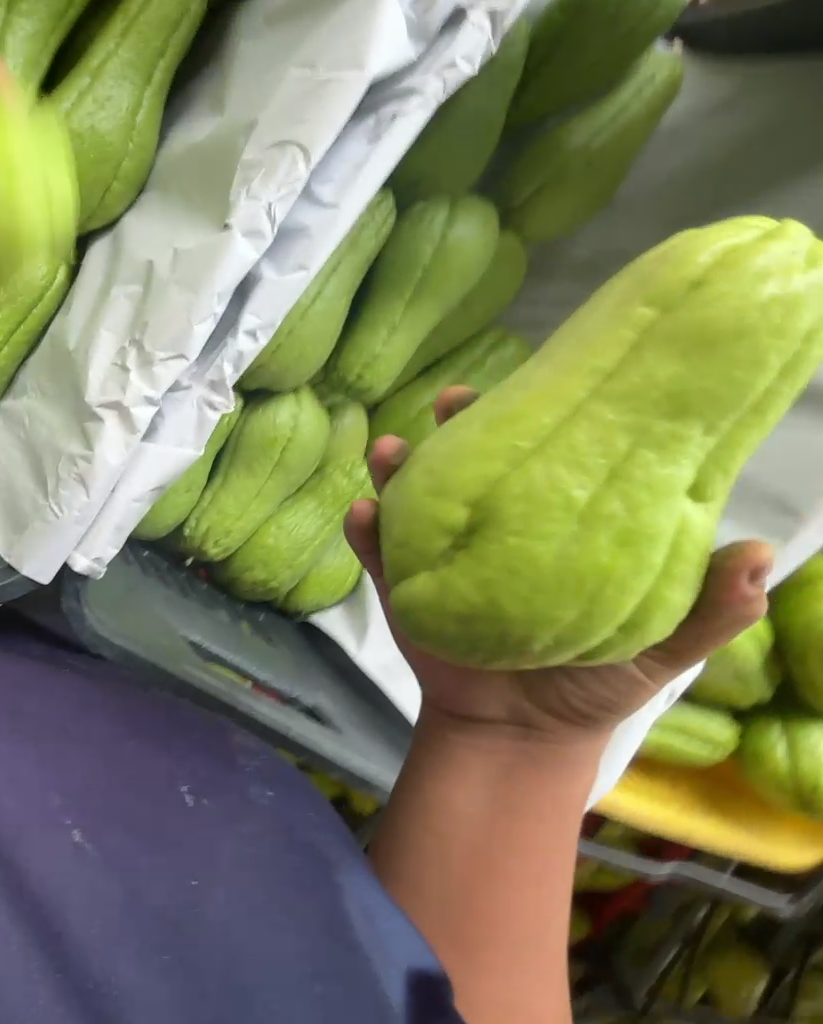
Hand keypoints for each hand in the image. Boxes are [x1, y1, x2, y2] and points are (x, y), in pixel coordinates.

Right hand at [344, 386, 773, 743]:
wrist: (523, 731)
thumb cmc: (596, 682)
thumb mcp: (663, 647)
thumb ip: (708, 610)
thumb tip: (753, 549)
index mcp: (548, 530)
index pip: (538, 462)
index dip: (533, 420)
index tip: (538, 385)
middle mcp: (488, 530)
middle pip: (466, 465)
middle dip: (454, 427)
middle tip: (452, 402)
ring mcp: (438, 555)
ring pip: (409, 498)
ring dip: (395, 470)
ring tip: (390, 451)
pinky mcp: (400, 586)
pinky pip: (375, 552)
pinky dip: (364, 530)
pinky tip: (363, 513)